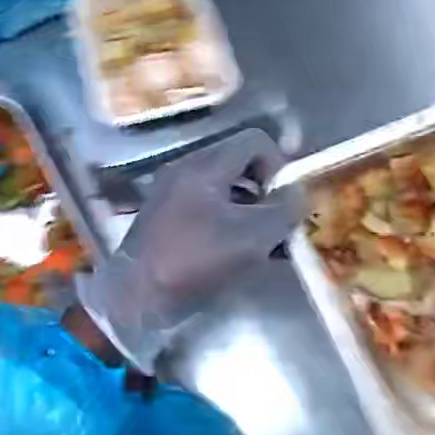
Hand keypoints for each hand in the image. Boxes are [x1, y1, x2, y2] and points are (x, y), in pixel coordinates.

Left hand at [77, 130, 292, 372]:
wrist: (136, 293)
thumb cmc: (196, 258)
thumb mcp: (254, 235)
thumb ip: (284, 208)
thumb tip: (298, 192)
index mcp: (203, 165)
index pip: (254, 140)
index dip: (280, 164)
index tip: (286, 200)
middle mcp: (183, 170)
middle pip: (237, 163)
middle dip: (266, 189)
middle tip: (280, 222)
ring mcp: (169, 194)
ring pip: (222, 188)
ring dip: (248, 209)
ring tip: (266, 243)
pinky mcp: (163, 218)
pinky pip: (204, 207)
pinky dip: (226, 222)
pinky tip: (239, 253)